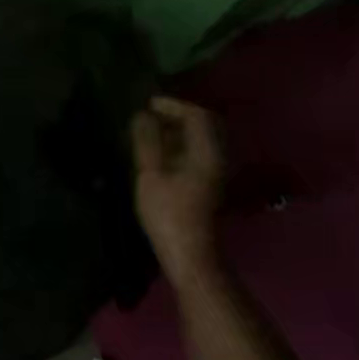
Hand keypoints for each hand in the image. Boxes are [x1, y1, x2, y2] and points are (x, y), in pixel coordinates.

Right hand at [130, 97, 225, 276]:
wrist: (188, 254)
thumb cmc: (168, 214)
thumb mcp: (151, 175)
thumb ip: (147, 142)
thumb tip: (142, 116)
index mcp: (207, 151)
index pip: (196, 115)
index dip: (172, 105)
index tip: (147, 105)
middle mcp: (217, 157)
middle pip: (203, 125)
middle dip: (177, 116)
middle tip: (150, 116)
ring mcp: (214, 172)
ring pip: (199, 141)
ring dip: (177, 132)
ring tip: (150, 133)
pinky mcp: (207, 185)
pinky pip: (196, 154)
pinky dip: (179, 147)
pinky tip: (159, 155)